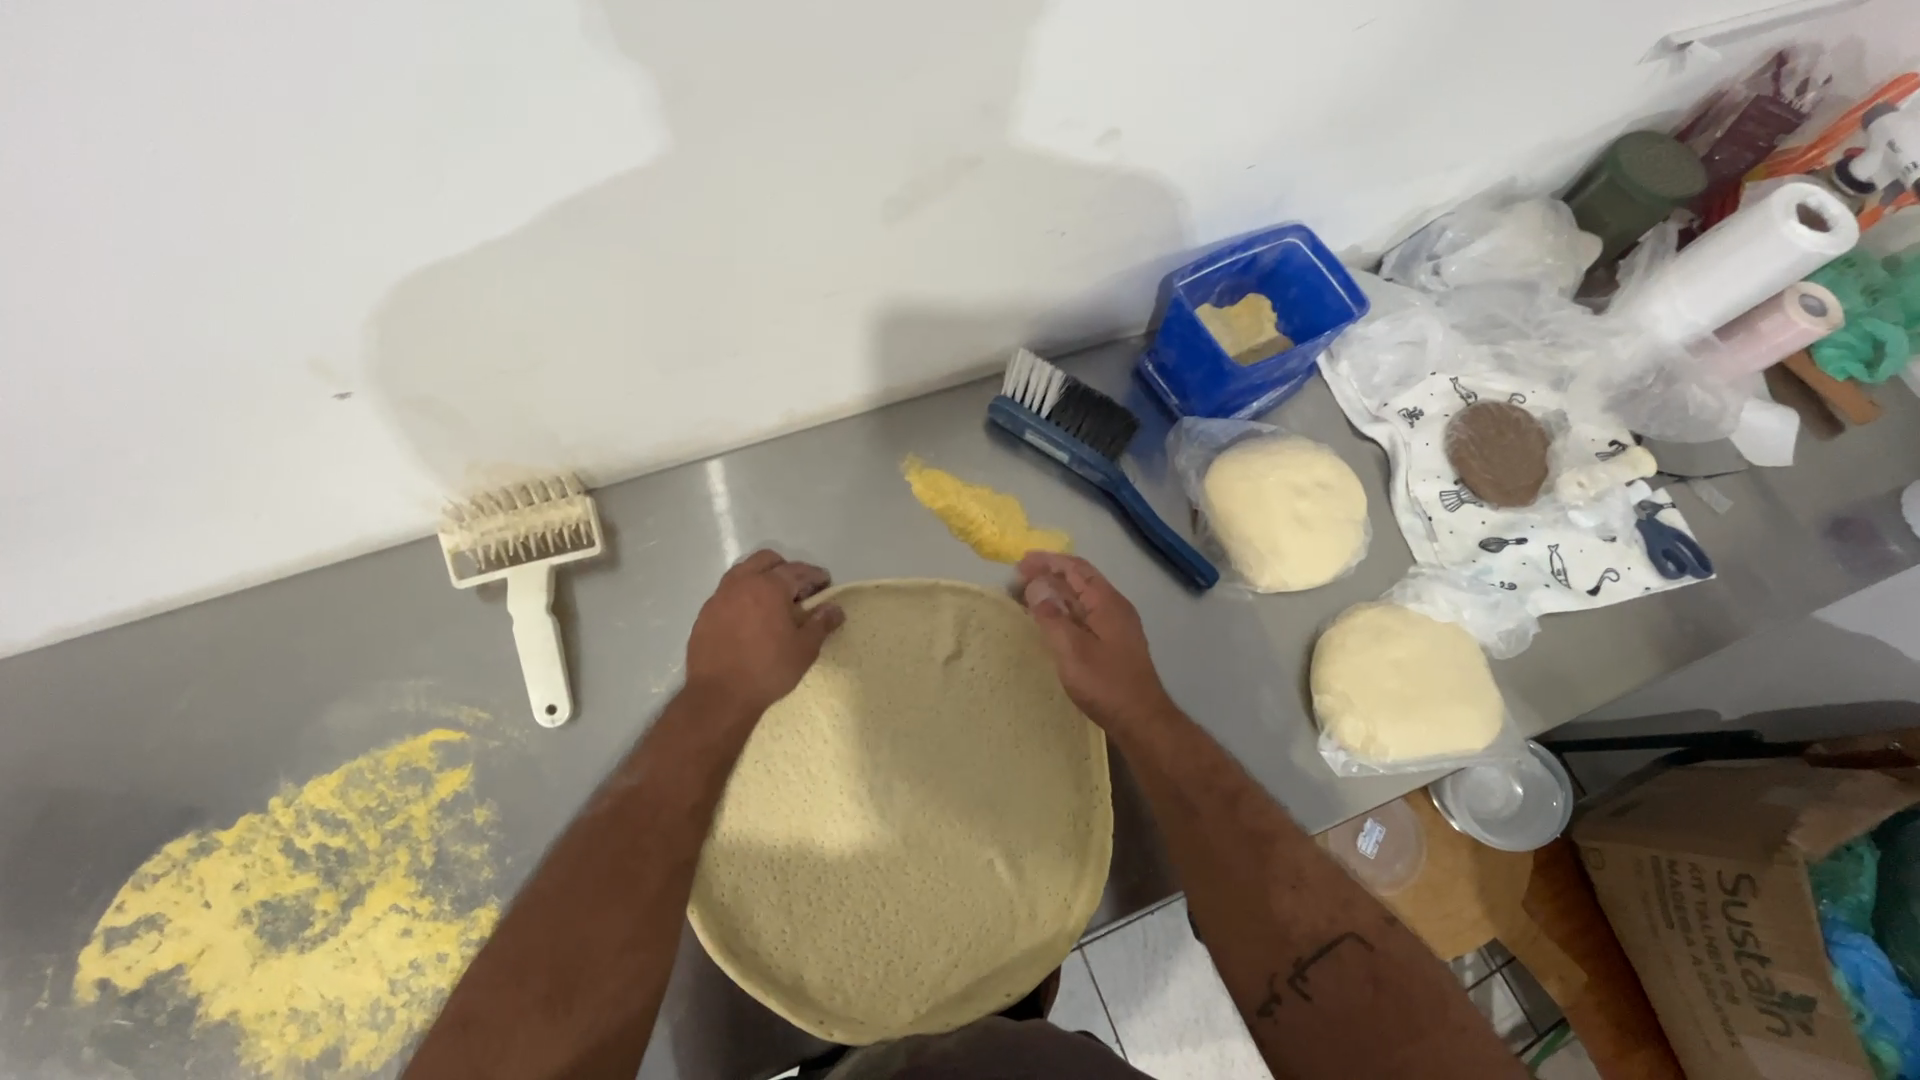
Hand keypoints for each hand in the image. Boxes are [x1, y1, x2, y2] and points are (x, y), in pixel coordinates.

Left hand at [685, 550, 844, 718]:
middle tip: (799, 591)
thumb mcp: (804, 649)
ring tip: (773, 602)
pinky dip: (743, 596)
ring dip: (761, 578)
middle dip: (786, 568)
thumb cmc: (768, 670)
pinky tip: (750, 619)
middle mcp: (742, 583)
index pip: (798, 570)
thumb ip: (821, 624)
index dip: (815, 575)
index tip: (825, 583)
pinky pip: (727, 593)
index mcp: (769, 587)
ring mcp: (719, 597)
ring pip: (743, 572)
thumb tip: (835, 608)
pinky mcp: (705, 614)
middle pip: (766, 560)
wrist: (719, 695)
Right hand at [1017, 551, 1175, 732]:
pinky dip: (1063, 611)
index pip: (1075, 568)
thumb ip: (1051, 616)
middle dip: (1048, 575)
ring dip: (1055, 593)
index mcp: (1107, 602)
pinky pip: (1084, 616)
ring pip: (1081, 599)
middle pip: (1079, 580)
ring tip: (1026, 597)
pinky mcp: (1113, 644)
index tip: (1020, 563)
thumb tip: (1035, 586)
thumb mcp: (1072, 650)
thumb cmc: (1106, 684)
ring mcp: (1116, 626)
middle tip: (1017, 580)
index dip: (1047, 561)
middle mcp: (1114, 608)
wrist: (1141, 720)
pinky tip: (1049, 622)